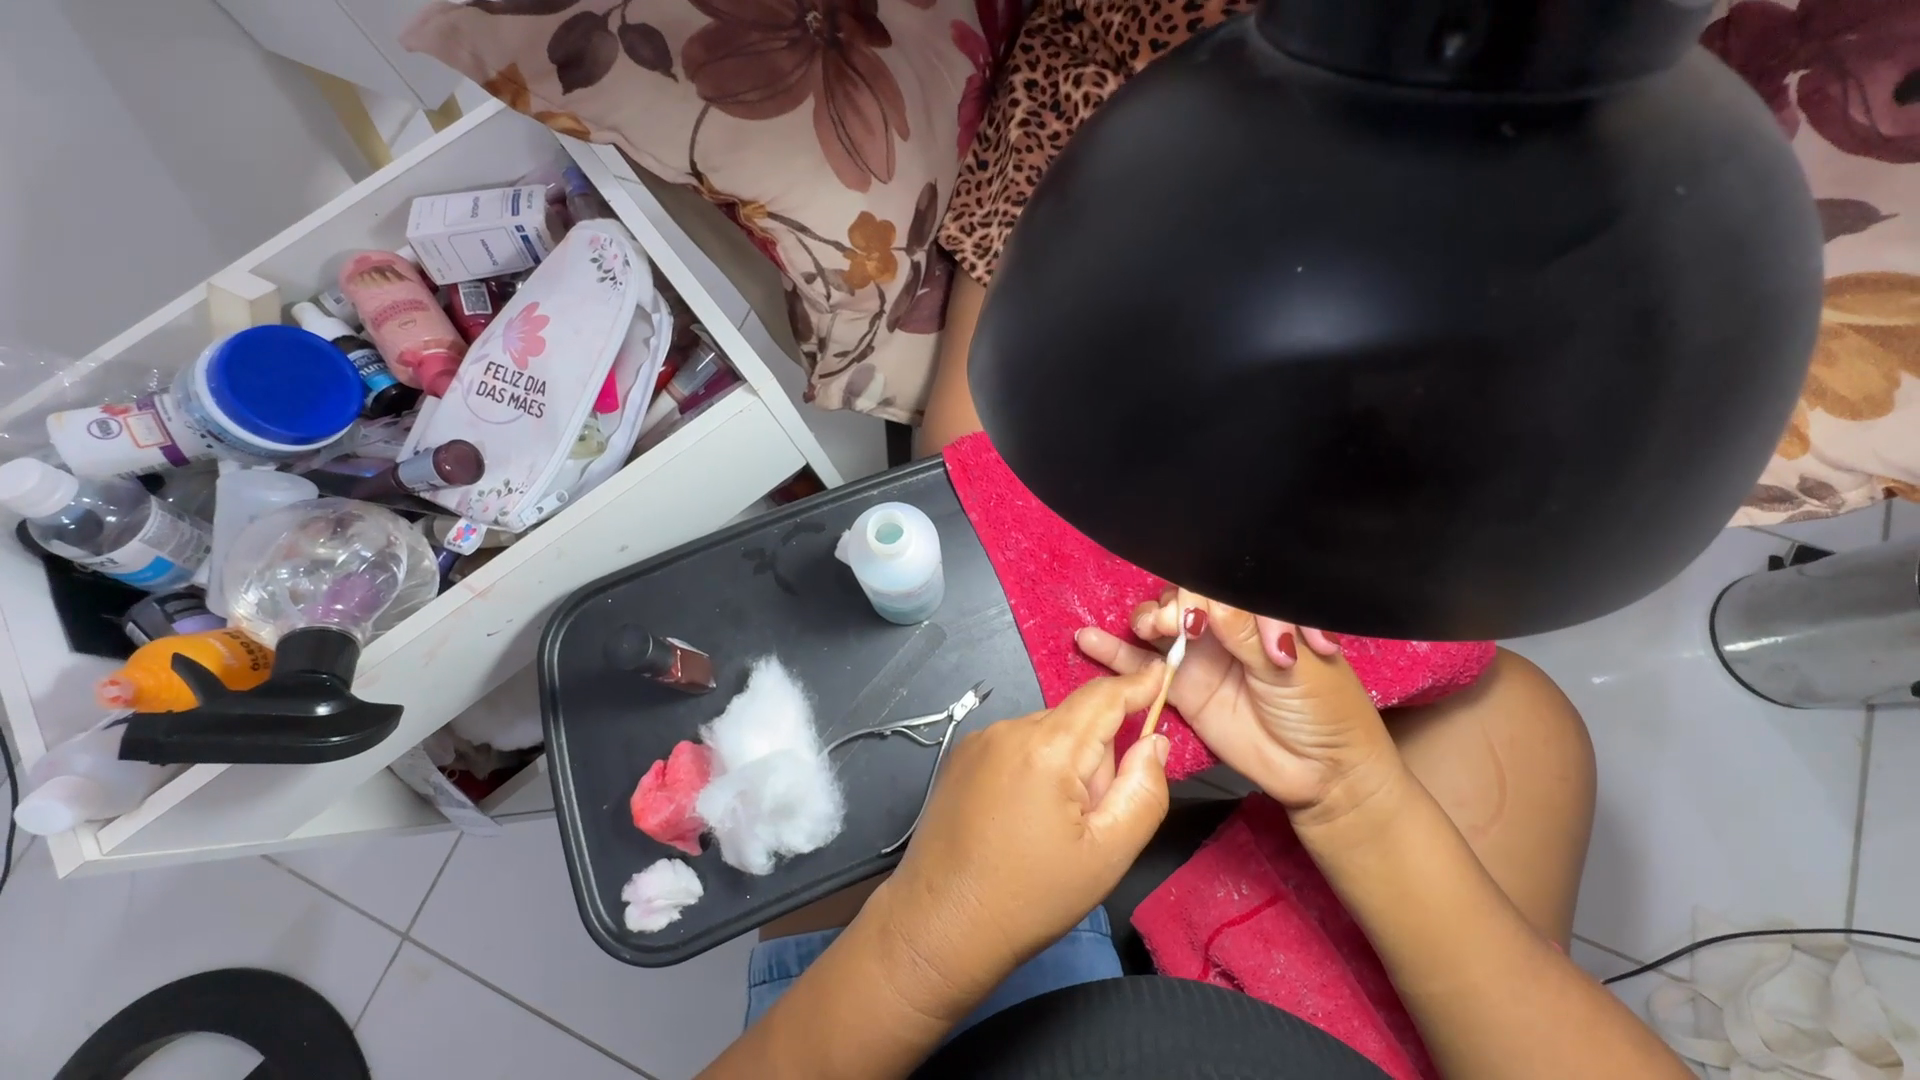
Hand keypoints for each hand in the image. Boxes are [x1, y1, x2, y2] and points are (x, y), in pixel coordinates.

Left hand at [871, 667, 1171, 1018]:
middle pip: (1076, 722)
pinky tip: (1018, 818)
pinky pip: (1016, 747)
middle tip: (1088, 821)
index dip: (1137, 685)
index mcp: (1048, 747)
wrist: (940, 925)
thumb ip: (1143, 791)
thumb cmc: (1031, 896)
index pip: (1103, 697)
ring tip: (1047, 828)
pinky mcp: (960, 757)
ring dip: (1063, 764)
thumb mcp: (1108, 854)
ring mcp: (979, 741)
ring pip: (1046, 735)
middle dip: (1096, 757)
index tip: (1162, 672)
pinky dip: (1032, 768)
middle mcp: (1009, 729)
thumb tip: (1153, 740)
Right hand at [1076, 588, 1399, 826]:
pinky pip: (1141, 666)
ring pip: (1160, 625)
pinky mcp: (1180, 688)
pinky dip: (1113, 652)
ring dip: (1147, 619)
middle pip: (1186, 596)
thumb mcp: (1295, 670)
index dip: (1210, 593)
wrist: (1323, 774)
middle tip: (1179, 628)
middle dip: (1176, 603)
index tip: (1210, 621)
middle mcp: (1227, 626)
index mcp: (1261, 611)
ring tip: (1149, 629)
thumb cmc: (1327, 712)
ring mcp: (1200, 656)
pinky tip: (1087, 638)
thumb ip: (1248, 636)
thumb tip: (1208, 601)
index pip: (1224, 585)